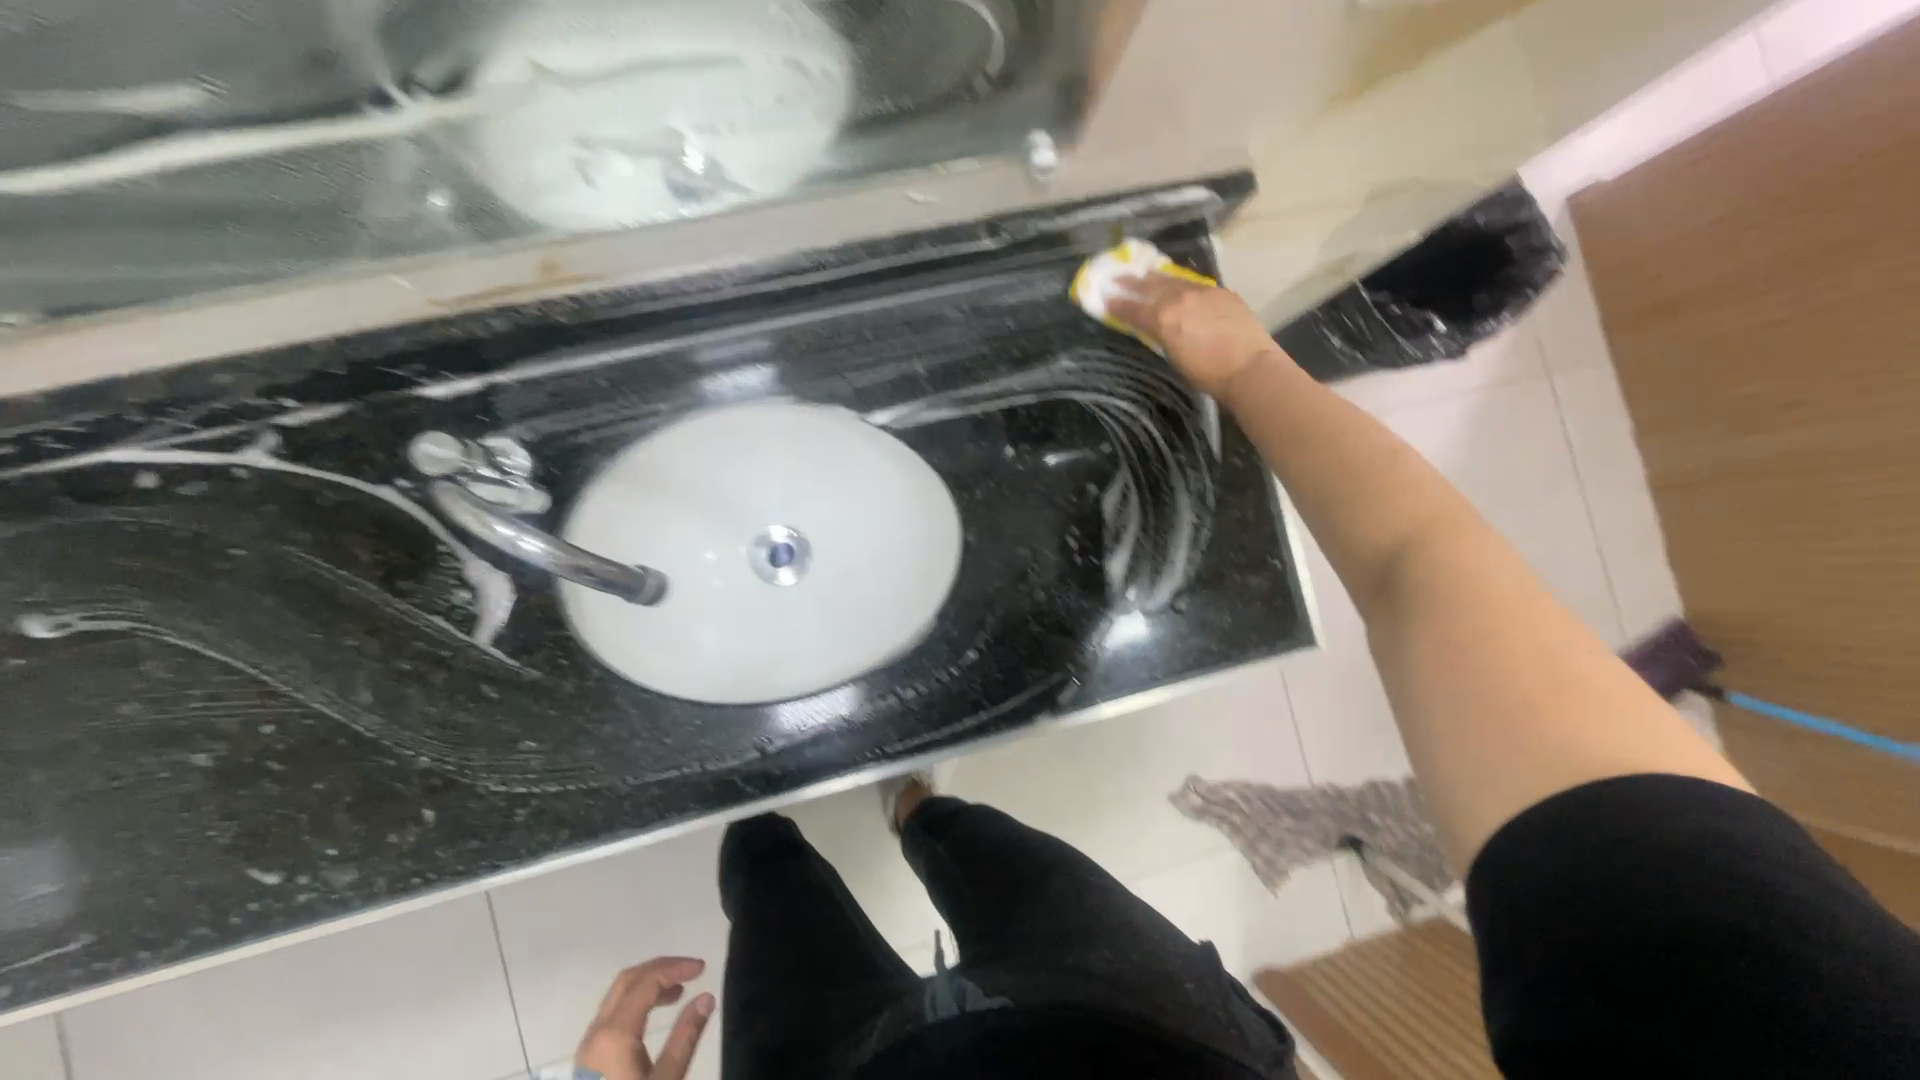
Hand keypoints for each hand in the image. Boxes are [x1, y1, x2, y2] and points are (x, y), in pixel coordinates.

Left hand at [574, 957, 714, 1079]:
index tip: (703, 968)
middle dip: (660, 968)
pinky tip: (654, 1015)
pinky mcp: (588, 1061)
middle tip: (691, 970)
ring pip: (616, 997)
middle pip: (626, 981)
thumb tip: (706, 998)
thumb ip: (686, 1037)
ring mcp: (588, 1047)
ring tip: (679, 991)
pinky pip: (611, 1015)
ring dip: (648, 985)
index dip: (676, 968)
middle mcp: (595, 1033)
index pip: (646, 982)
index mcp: (614, 1034)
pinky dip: (636, 1003)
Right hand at [1106, 273, 1294, 398]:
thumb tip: (1153, 327)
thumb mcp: (1174, 357)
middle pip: (1150, 287)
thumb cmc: (1207, 374)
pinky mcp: (1221, 292)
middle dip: (1132, 283)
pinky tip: (1179, 285)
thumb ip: (1160, 336)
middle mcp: (1179, 298)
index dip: (1117, 305)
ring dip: (1156, 277)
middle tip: (1118, 278)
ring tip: (1145, 274)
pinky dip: (1181, 284)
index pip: (1134, 309)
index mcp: (1163, 318)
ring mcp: (1202, 291)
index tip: (1105, 300)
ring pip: (1173, 279)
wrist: (1249, 367)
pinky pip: (1195, 284)